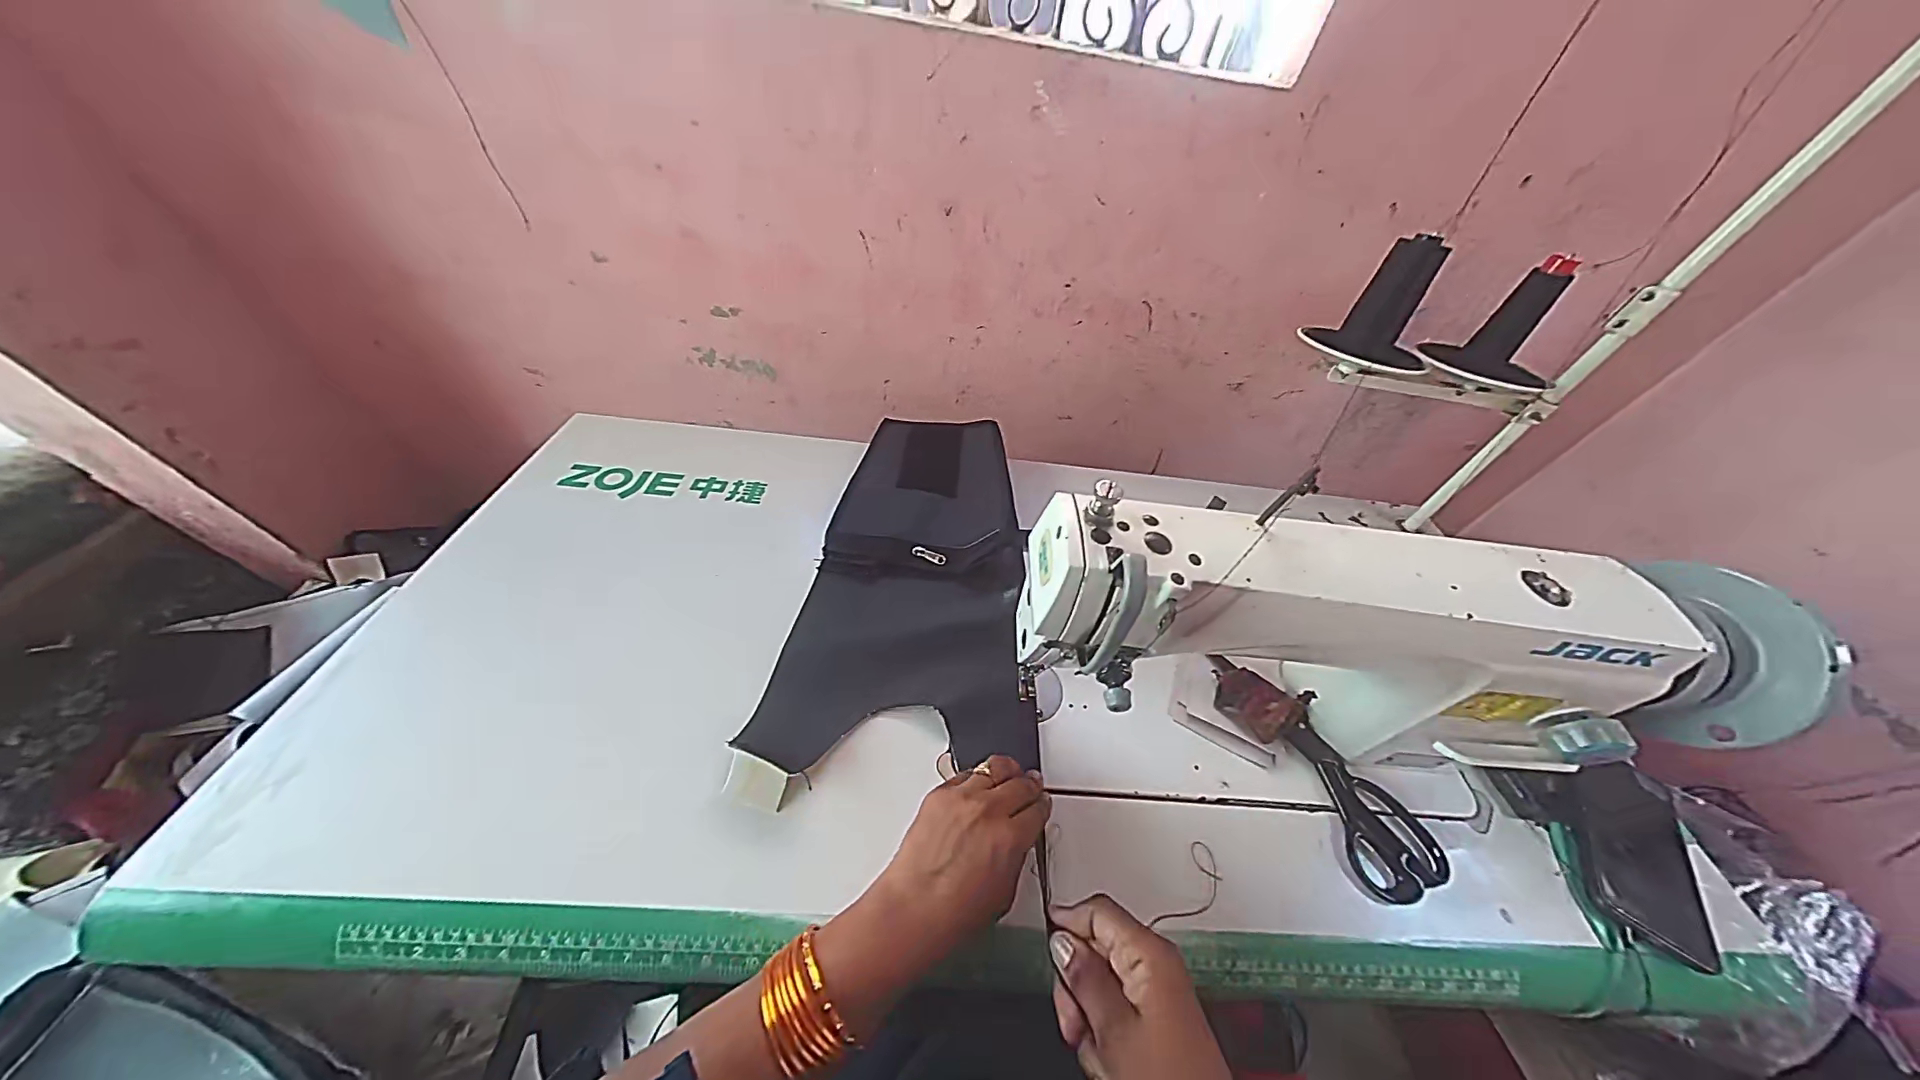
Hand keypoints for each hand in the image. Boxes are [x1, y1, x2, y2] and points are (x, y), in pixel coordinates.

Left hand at [871, 754, 1050, 949]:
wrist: (915, 908)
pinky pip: (963, 774)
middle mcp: (988, 811)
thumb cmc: (954, 910)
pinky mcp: (938, 795)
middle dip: (1029, 785)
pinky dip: (974, 776)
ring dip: (1006, 771)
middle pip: (1020, 784)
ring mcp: (961, 799)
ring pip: (993, 768)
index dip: (1042, 806)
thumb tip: (1017, 841)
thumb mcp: (1006, 890)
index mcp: (1011, 837)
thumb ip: (1016, 855)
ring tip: (1009, 771)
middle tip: (1030, 784)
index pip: (1037, 809)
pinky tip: (977, 781)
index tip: (1041, 804)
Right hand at [1050, 895, 1230, 1079]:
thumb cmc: (1169, 1079)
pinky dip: (1104, 1029)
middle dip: (1076, 983)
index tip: (1046, 947)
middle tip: (1074, 1020)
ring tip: (1098, 1049)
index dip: (1067, 922)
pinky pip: (1115, 1005)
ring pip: (1101, 980)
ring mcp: (1157, 989)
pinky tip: (1110, 1059)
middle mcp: (1156, 963)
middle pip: (1096, 946)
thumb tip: (1062, 941)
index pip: (1098, 910)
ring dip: (1088, 1013)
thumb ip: (1084, 977)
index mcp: (1149, 953)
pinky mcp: (1157, 1015)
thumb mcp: (1114, 1029)